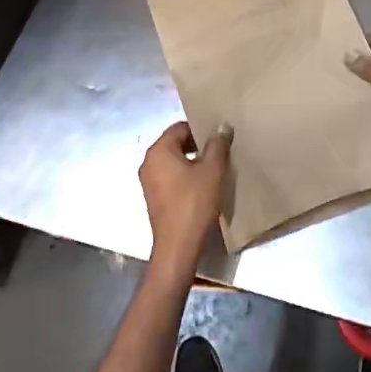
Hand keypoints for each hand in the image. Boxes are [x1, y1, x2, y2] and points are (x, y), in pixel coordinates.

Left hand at [138, 121, 230, 272]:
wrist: (178, 245)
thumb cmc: (194, 202)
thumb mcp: (212, 170)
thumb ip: (217, 145)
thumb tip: (222, 126)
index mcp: (158, 151)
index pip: (179, 127)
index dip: (200, 128)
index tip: (219, 136)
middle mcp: (148, 162)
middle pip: (174, 143)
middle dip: (197, 144)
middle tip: (219, 150)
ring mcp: (148, 181)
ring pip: (173, 161)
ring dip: (192, 161)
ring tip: (214, 167)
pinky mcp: (154, 197)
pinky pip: (170, 176)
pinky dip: (184, 175)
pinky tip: (202, 184)